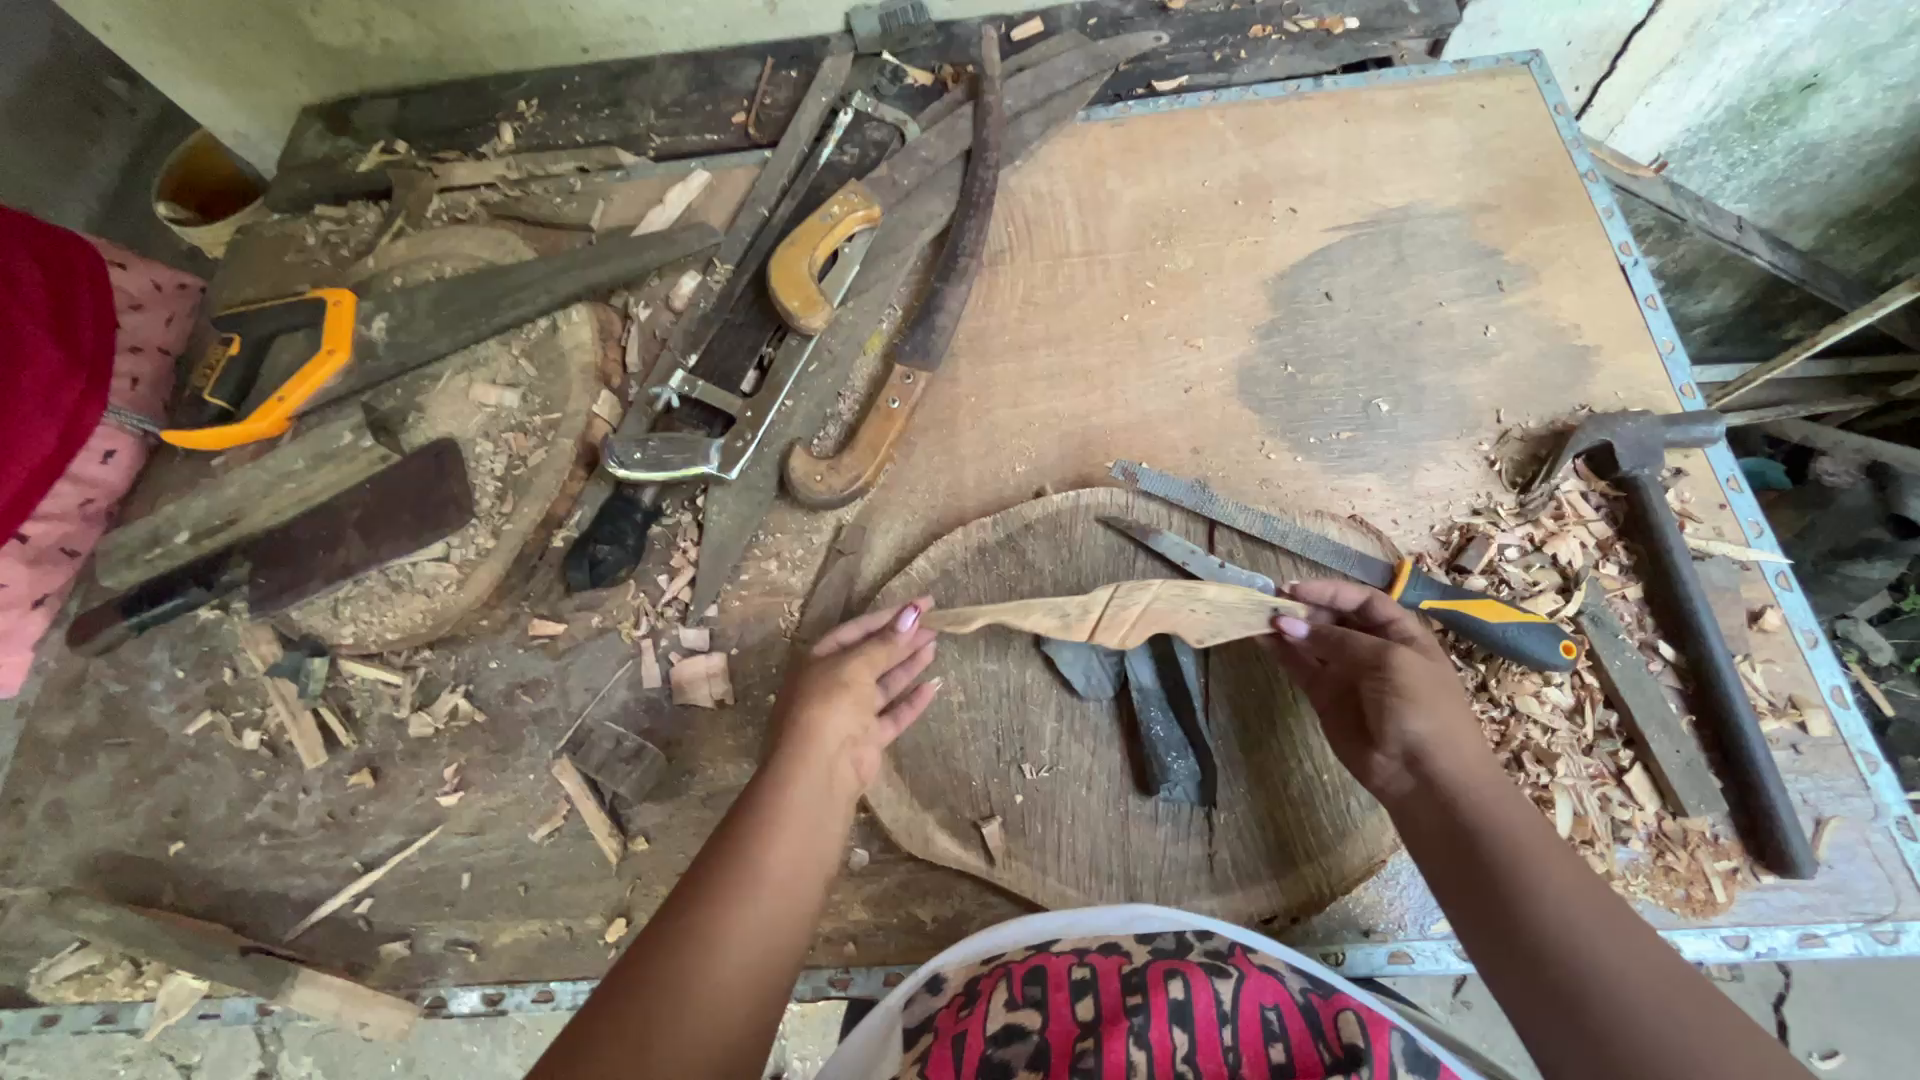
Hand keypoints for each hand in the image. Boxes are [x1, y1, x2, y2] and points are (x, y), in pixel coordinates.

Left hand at [768, 597, 940, 796]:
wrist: (818, 768)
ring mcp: (850, 713)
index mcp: (819, 660)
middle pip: (872, 655)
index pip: (858, 630)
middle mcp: (832, 684)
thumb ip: (885, 643)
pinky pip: (893, 714)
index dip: (890, 616)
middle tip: (934, 623)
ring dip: (908, 664)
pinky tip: (933, 686)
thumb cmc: (829, 703)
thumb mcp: (855, 665)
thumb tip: (911, 614)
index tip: (922, 605)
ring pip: (884, 683)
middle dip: (902, 639)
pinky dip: (912, 701)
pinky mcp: (867, 739)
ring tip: (935, 644)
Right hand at [1266, 579, 1497, 806]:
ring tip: (1259, 616)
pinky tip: (1261, 638)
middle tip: (1273, 603)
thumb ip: (1338, 639)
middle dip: (1305, 608)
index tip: (1294, 590)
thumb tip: (1287, 624)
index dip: (1331, 591)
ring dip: (1288, 627)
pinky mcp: (1324, 697)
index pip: (1363, 601)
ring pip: (1312, 641)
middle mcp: (1372, 649)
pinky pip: (1300, 666)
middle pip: (1334, 618)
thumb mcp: (1389, 661)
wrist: (1425, 775)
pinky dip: (1281, 652)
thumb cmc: (1421, 708)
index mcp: (1401, 635)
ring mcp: (1347, 673)